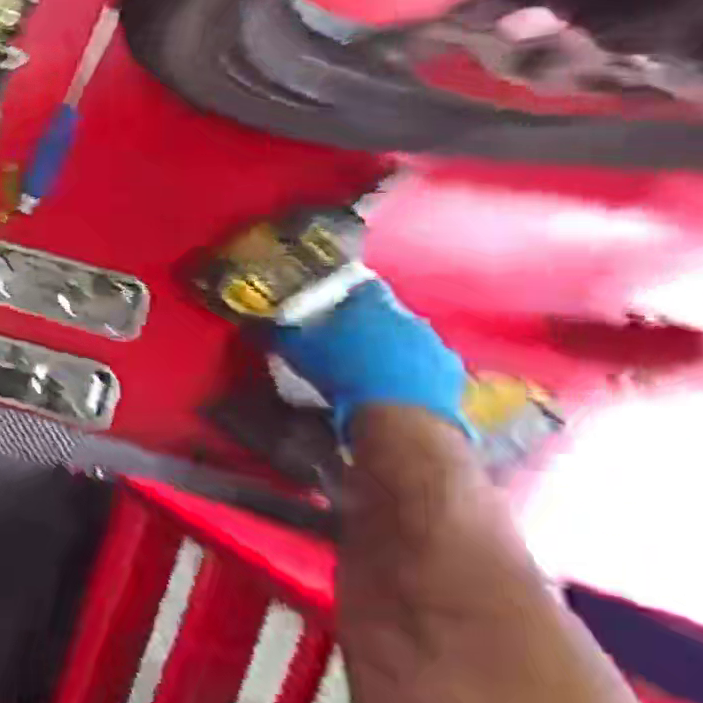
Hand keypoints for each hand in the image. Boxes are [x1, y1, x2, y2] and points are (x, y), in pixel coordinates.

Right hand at [270, 280, 472, 439]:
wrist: (399, 418)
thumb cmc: (341, 373)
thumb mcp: (295, 351)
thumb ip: (275, 332)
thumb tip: (249, 321)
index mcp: (372, 303)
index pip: (361, 283)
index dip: (345, 291)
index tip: (330, 302)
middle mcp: (408, 317)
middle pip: (385, 312)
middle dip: (367, 322)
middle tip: (344, 337)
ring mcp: (436, 346)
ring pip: (408, 339)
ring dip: (391, 348)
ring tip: (368, 366)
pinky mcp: (453, 377)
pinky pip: (427, 367)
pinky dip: (412, 373)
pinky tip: (393, 388)